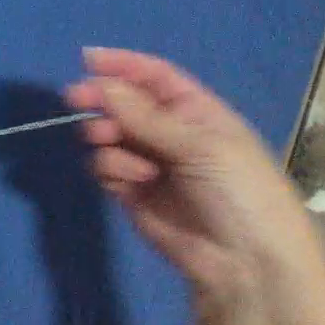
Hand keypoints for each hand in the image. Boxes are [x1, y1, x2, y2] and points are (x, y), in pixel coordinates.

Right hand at [64, 48, 323, 306]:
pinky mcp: (131, 191)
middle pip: (124, 103)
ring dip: (104, 134)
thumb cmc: (241, 193)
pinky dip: (110, 167)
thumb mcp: (201, 146)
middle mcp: (170, 133)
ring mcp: (149, 162)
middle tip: (76, 100)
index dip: (123, 64)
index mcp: (197, 112)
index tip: (87, 59)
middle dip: (101, 99)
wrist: (247, 265)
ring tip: (108, 142)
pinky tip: (131, 180)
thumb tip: (101, 84)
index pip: (155, 77)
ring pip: (108, 134)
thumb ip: (146, 115)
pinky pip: (106, 166)